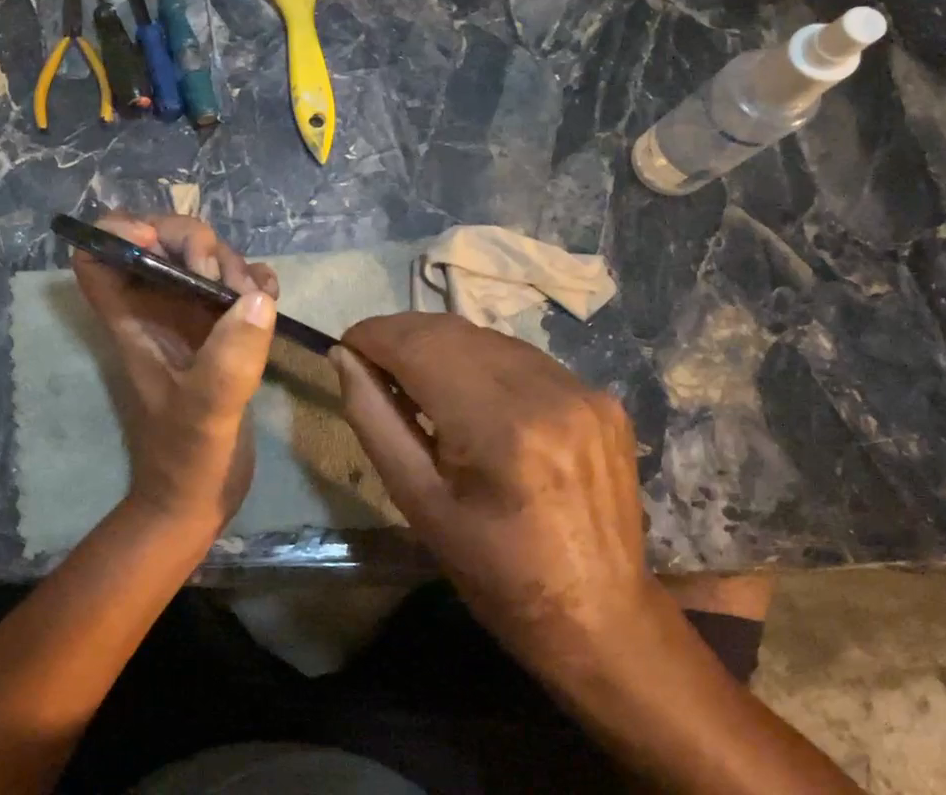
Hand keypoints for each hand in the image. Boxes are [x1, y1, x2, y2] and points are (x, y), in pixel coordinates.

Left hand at [71, 213, 279, 529]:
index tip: (159, 244)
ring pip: (199, 259)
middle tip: (221, 279)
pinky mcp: (218, 334)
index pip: (95, 255)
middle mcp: (153, 311)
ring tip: (256, 297)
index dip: (117, 234)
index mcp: (129, 321)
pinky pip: (232, 287)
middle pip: (157, 242)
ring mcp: (186, 320)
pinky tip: (271, 300)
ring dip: (230, 263)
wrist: (197, 500)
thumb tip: (257, 297)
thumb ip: (227, 361)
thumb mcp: (206, 413)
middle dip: (192, 241)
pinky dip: (252, 281)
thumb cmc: (186, 460)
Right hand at [330, 314, 658, 666]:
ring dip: (440, 346)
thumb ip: (374, 419)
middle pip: (453, 331)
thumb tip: (343, 358)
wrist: (596, 613)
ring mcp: (582, 391)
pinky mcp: (601, 398)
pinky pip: (523, 359)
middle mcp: (546, 392)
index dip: (374, 335)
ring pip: (487, 338)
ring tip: (413, 379)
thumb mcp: (416, 500)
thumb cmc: (491, 569)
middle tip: (369, 362)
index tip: (344, 346)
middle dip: (401, 336)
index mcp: (498, 427)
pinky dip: (482, 364)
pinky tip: (467, 396)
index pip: (419, 346)